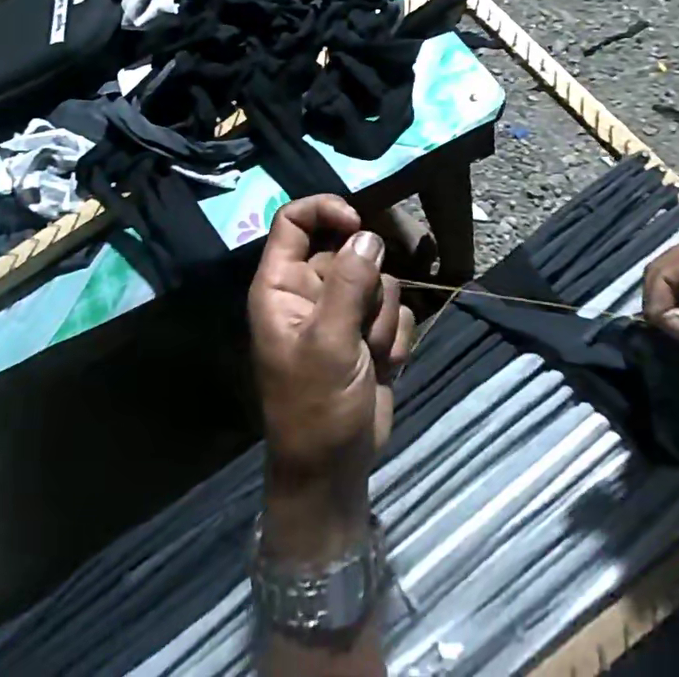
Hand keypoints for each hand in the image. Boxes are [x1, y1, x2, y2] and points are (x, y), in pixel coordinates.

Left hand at [249, 197, 413, 559]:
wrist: (335, 467)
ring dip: (382, 321)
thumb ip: (349, 284)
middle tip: (358, 328)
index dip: (325, 211)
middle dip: (368, 288)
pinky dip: (394, 339)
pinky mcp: (369, 334)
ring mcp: (343, 313)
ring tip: (367, 356)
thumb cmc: (316, 405)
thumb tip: (368, 235)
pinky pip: (396, 312)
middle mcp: (311, 291)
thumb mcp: (329, 342)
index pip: (294, 221)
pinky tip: (381, 367)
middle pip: (351, 251)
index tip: (358, 223)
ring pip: (381, 282)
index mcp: (283, 285)